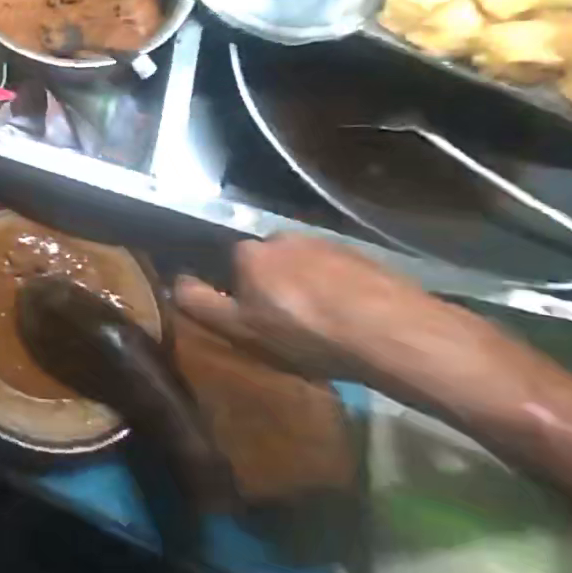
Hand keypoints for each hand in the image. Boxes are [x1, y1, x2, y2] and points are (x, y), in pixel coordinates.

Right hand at [171, 234, 527, 405]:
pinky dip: (335, 291)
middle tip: (286, 326)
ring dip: (303, 289)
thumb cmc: (309, 334)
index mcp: (249, 251)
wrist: (398, 335)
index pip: (226, 266)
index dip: (235, 294)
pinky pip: (334, 272)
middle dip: (270, 288)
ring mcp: (326, 243)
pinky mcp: (363, 256)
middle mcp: (281, 237)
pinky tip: (350, 319)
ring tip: (322, 326)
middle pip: (264, 264)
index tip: (250, 321)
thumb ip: (201, 304)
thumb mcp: (242, 330)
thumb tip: (173, 282)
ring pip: (300, 267)